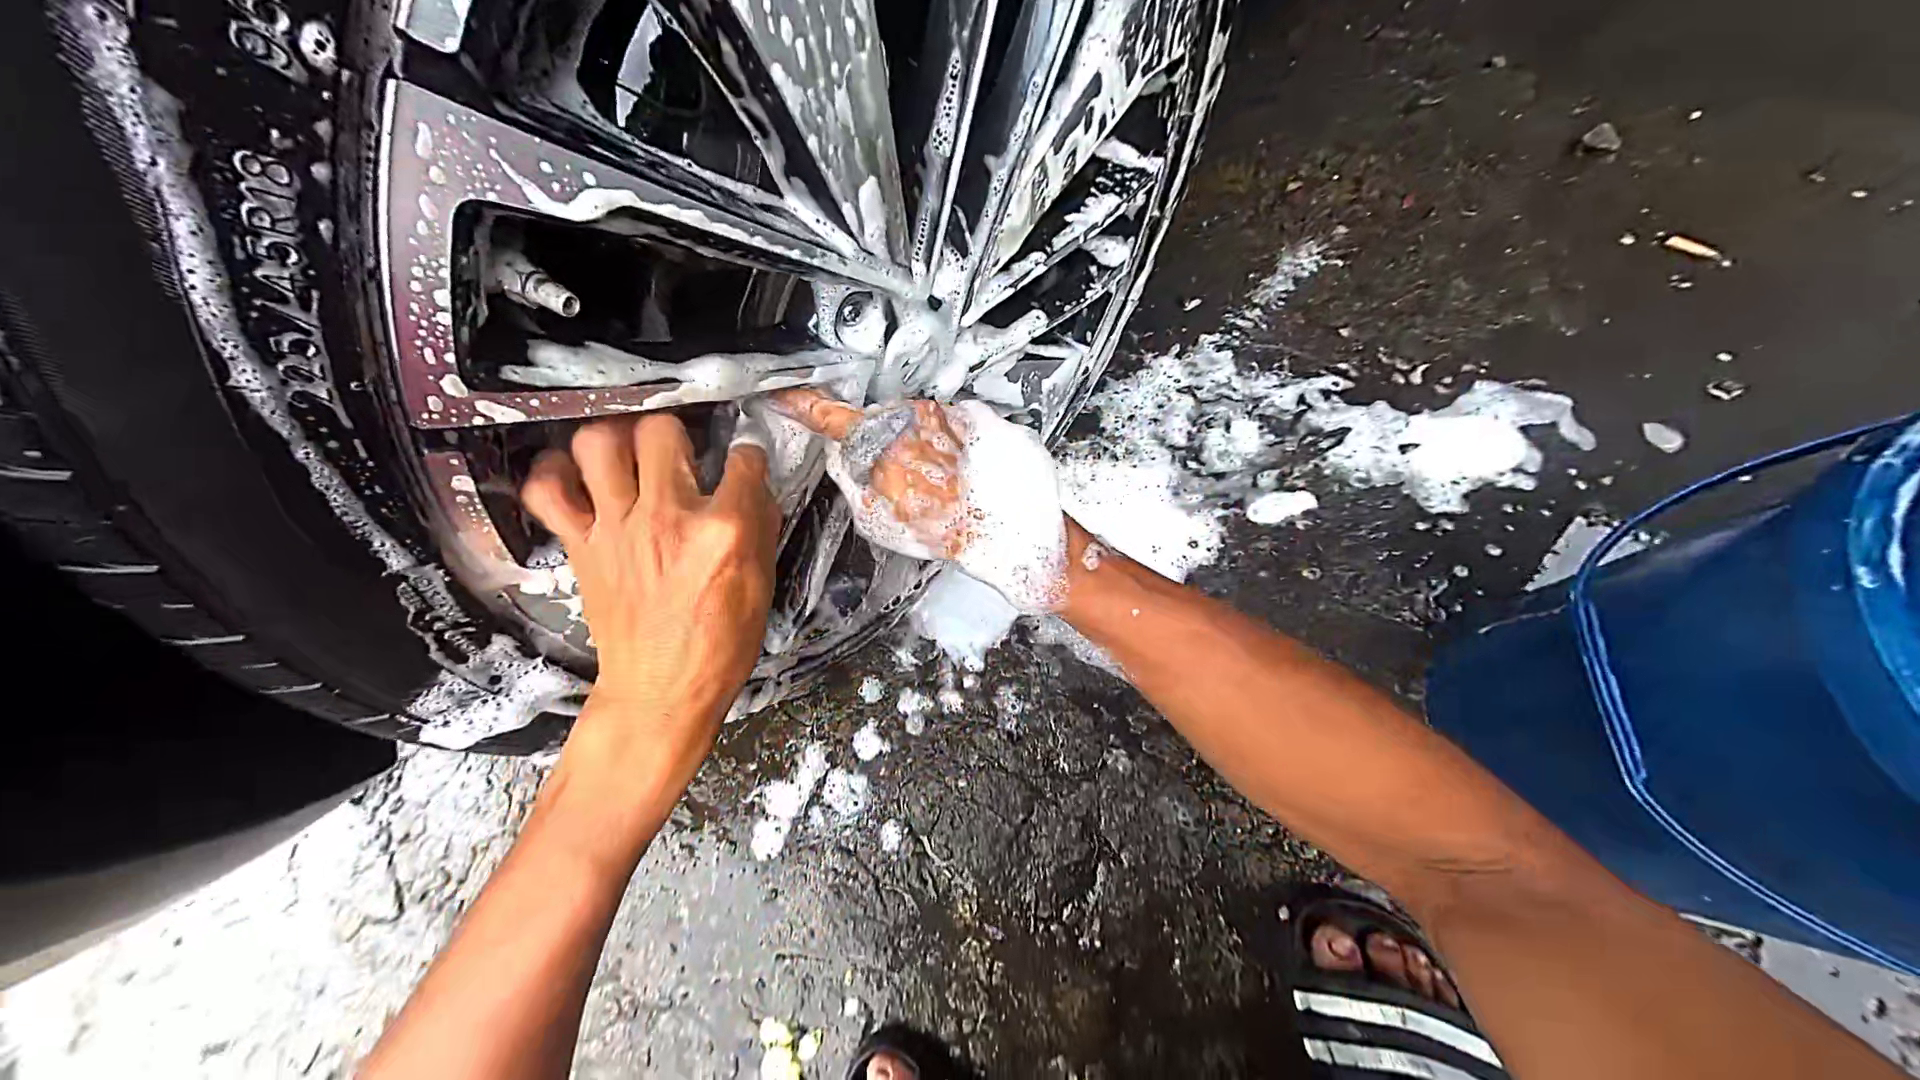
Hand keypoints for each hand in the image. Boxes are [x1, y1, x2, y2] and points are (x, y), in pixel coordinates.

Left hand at [520, 414, 779, 755]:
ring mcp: (617, 528)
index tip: (742, 465)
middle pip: (662, 431)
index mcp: (724, 531)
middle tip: (681, 453)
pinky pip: (548, 489)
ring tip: (630, 454)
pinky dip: (556, 473)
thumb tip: (751, 487)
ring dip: (617, 438)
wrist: (662, 689)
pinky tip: (579, 478)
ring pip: (599, 442)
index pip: (743, 460)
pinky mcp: (581, 545)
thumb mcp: (761, 583)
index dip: (748, 456)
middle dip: (678, 432)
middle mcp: (668, 518)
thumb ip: (758, 526)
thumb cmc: (721, 642)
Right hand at [772, 388, 1067, 611]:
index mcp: (880, 443)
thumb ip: (853, 481)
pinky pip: (945, 422)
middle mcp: (912, 419)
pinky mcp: (973, 416)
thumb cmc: (952, 531)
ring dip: (915, 444)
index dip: (803, 404)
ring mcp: (945, 414)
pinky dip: (945, 442)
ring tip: (938, 481)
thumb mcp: (881, 520)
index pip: (829, 415)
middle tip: (900, 478)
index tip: (788, 396)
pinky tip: (957, 472)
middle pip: (877, 419)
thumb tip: (840, 460)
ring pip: (913, 420)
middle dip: (878, 442)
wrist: (1012, 533)